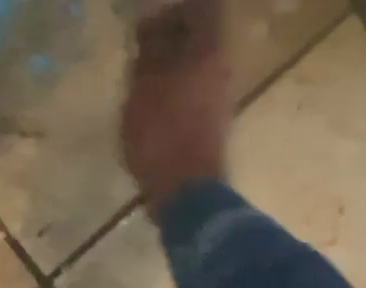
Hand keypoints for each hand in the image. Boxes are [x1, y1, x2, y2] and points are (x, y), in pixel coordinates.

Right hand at [121, 0, 234, 211]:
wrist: (186, 191)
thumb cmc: (161, 136)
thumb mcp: (144, 90)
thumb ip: (149, 52)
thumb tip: (150, 21)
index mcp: (208, 49)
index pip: (202, 8)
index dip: (177, 9)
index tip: (151, 16)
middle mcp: (222, 65)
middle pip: (203, 32)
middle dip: (175, 32)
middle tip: (144, 41)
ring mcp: (220, 94)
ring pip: (198, 60)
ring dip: (173, 61)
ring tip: (143, 72)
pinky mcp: (213, 119)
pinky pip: (196, 86)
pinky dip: (176, 85)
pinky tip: (154, 99)